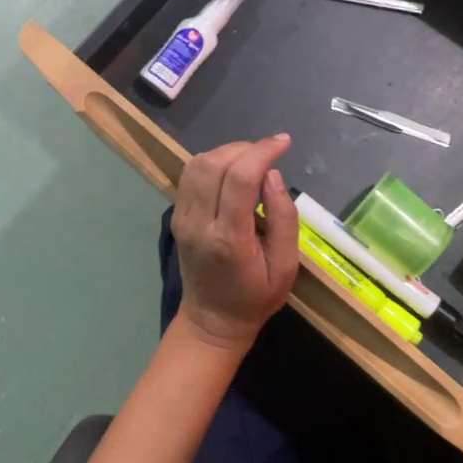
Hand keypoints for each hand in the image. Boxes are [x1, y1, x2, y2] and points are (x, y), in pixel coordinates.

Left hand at [170, 134, 299, 351]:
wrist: (212, 320)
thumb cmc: (255, 297)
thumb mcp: (286, 267)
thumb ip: (283, 219)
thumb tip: (273, 175)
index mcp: (229, 239)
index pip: (240, 179)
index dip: (262, 152)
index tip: (283, 142)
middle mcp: (199, 223)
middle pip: (214, 164)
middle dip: (245, 148)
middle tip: (270, 152)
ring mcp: (182, 218)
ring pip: (197, 164)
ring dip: (227, 152)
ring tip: (252, 159)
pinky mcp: (177, 216)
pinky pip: (189, 175)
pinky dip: (212, 162)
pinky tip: (231, 170)